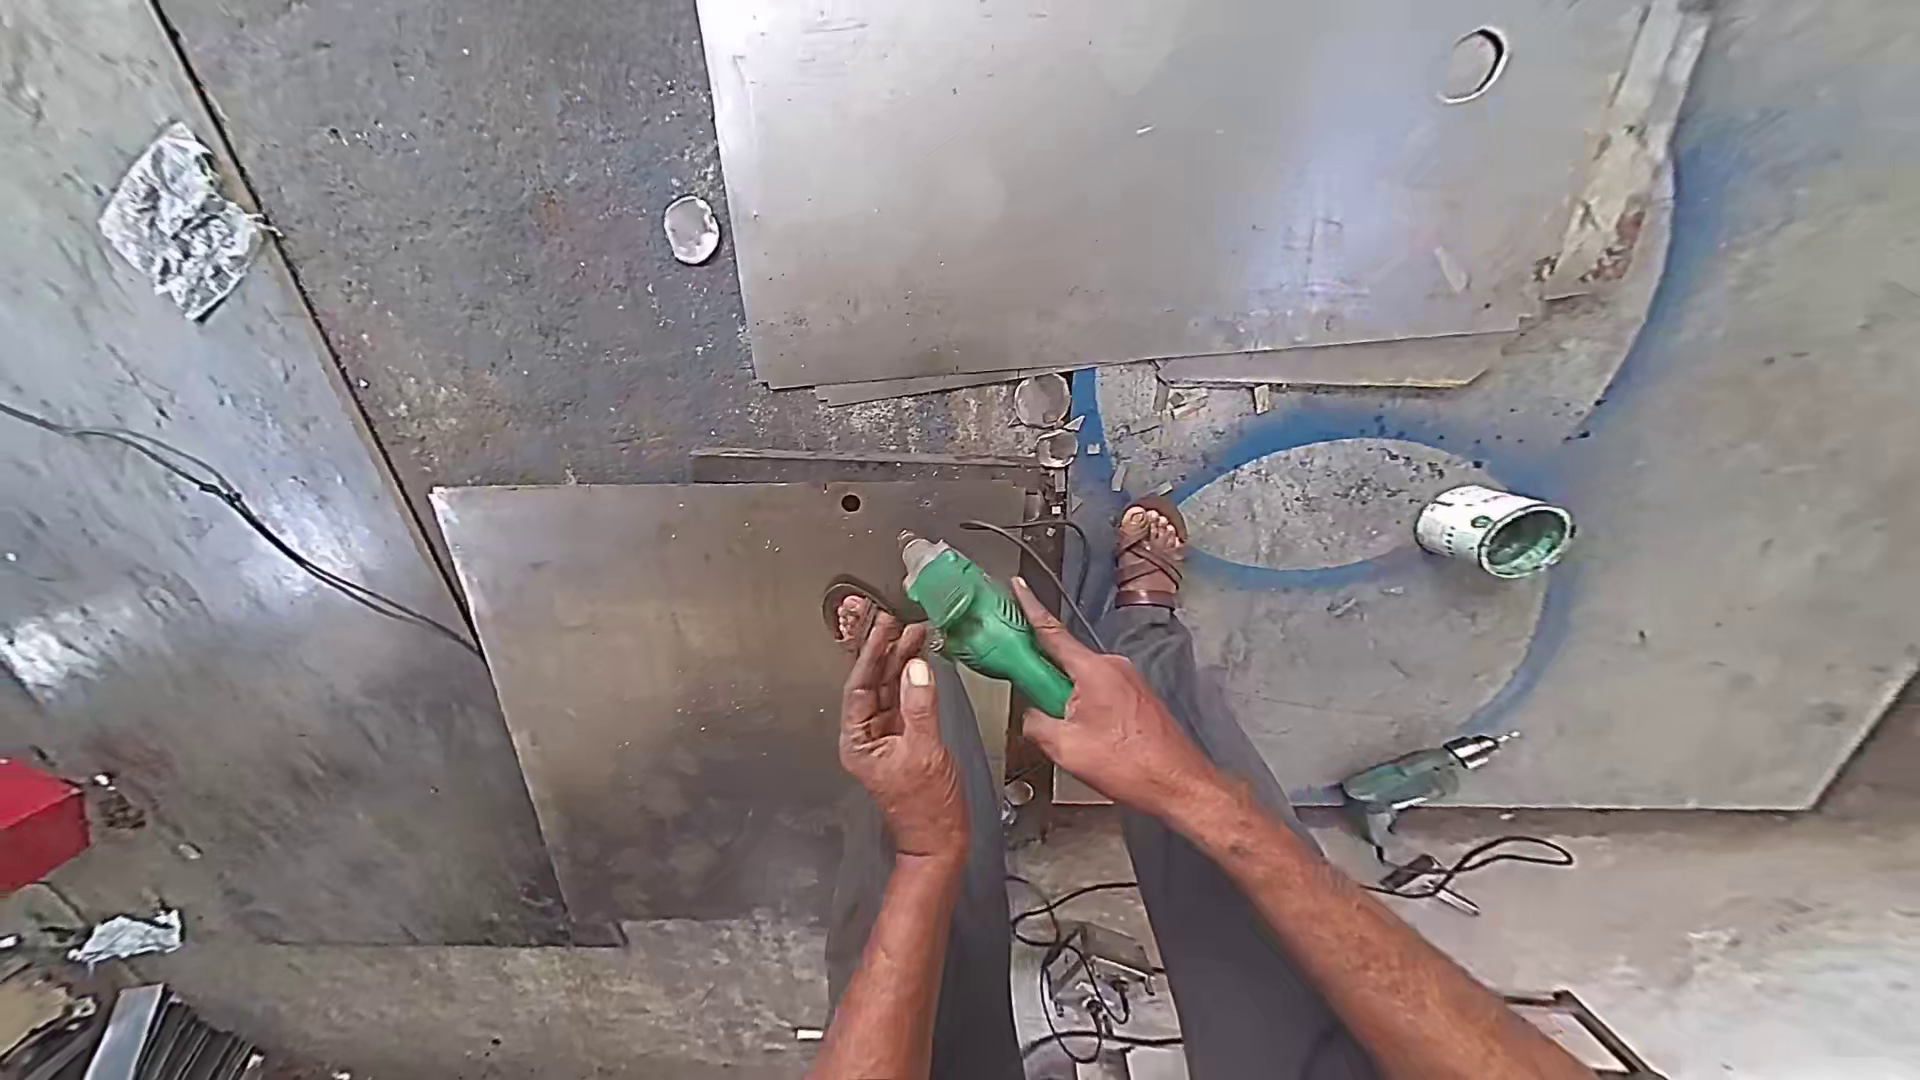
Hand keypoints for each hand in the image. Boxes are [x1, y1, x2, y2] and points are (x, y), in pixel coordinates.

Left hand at [839, 613, 967, 860]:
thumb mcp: (924, 752)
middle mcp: (868, 734)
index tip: (883, 627)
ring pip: (891, 687)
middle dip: (887, 651)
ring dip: (902, 660)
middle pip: (874, 682)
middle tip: (899, 621)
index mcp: (858, 741)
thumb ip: (920, 706)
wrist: (941, 840)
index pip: (860, 687)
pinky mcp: (907, 735)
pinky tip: (922, 659)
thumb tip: (917, 667)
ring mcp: (888, 733)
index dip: (871, 654)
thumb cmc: (926, 808)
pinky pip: (907, 698)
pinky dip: (914, 678)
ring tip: (916, 632)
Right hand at [1011, 578, 1222, 819]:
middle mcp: (1113, 666)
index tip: (1019, 586)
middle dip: (1048, 684)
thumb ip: (1035, 723)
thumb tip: (1031, 716)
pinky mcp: (1136, 695)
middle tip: (1048, 715)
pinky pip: (1100, 691)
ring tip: (1081, 738)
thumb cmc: (1132, 765)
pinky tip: (1096, 739)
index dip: (1030, 607)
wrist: (1180, 784)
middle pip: (1064, 662)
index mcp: (1094, 669)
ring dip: (1070, 703)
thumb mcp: (1065, 748)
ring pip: (1082, 681)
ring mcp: (1128, 679)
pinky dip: (1088, 709)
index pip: (1052, 632)